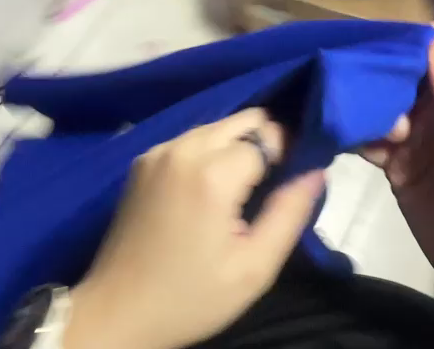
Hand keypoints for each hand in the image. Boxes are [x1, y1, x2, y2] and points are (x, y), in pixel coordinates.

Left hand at [65, 109, 323, 348]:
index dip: (285, 157)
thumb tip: (316, 170)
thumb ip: (290, 214)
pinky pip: (191, 138)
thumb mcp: (253, 269)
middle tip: (267, 186)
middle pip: (243, 120)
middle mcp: (184, 147)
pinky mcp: (143, 157)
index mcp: (212, 173)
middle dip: (263, 143)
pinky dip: (209, 151)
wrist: (116, 313)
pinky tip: (207, 189)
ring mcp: (159, 149)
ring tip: (239, 189)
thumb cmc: (189, 297)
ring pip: (218, 125)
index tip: (286, 186)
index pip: (268, 137)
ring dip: (236, 146)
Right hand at [362, 20, 433, 307]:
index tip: (391, 47)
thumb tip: (433, 42)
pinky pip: (370, 135)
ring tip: (354, 114)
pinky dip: (354, 130)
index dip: (420, 37)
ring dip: (366, 99)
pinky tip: (337, 130)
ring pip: (385, 96)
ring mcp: (418, 134)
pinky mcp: (397, 163)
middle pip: (408, 64)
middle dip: (382, 65)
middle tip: (358, 80)